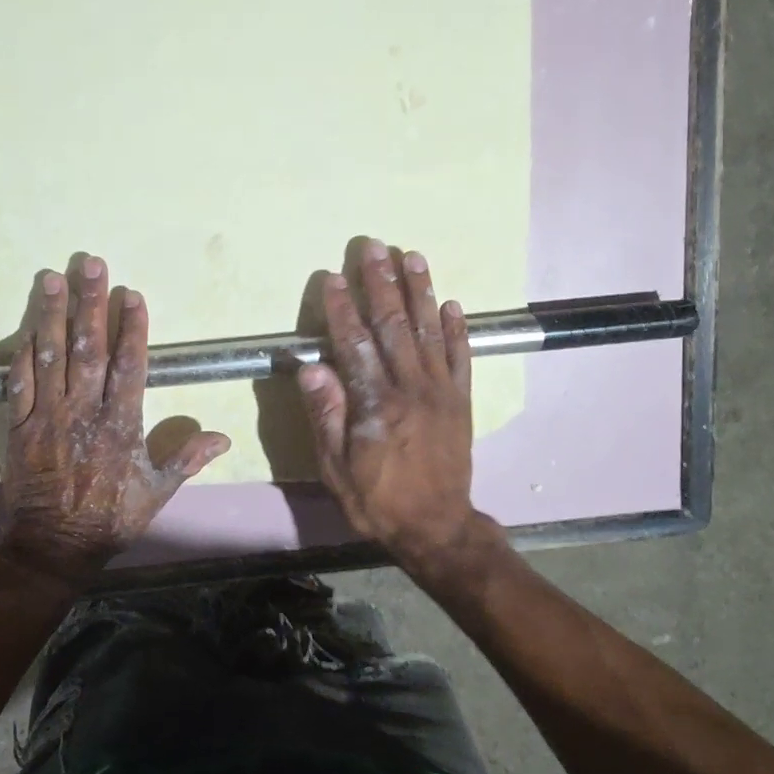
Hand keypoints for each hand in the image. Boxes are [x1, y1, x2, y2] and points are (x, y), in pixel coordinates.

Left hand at [0, 257, 229, 593]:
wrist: (55, 545)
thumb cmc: (110, 519)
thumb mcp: (156, 494)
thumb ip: (186, 460)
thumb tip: (223, 437)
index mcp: (120, 425)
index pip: (129, 367)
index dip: (131, 329)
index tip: (131, 295)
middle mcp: (84, 413)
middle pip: (88, 349)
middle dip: (90, 304)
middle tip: (90, 265)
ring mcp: (48, 417)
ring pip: (51, 357)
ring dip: (51, 316)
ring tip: (52, 279)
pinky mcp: (20, 427)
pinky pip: (19, 385)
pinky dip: (22, 356)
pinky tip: (27, 328)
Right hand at [297, 241, 497, 577]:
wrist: (437, 527)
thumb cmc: (377, 500)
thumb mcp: (336, 468)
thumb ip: (327, 415)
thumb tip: (311, 366)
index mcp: (376, 404)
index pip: (355, 344)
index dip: (343, 310)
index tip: (333, 278)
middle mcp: (411, 388)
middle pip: (394, 326)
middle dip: (382, 284)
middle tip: (373, 247)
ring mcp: (441, 392)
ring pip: (429, 331)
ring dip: (419, 291)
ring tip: (412, 256)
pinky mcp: (462, 401)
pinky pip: (461, 357)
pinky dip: (456, 328)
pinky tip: (450, 302)